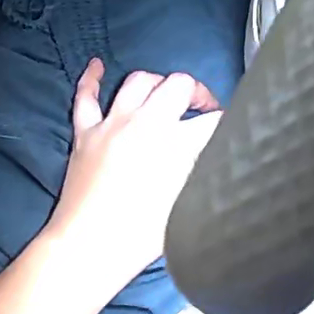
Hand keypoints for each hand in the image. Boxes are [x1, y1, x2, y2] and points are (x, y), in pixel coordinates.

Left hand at [41, 59, 221, 294]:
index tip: (230, 130)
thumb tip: (212, 153)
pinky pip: (85, 97)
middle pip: (178, 85)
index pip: (213, 120)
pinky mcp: (84, 134)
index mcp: (175, 142)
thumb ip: (202, 171)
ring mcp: (110, 125)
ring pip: (137, 82)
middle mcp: (144, 123)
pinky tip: (97, 66)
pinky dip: (91, 79)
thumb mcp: (187, 204)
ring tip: (165, 96)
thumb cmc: (140, 237)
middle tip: (201, 111)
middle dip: (197, 94)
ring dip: (156, 84)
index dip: (228, 123)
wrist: (88, 246)